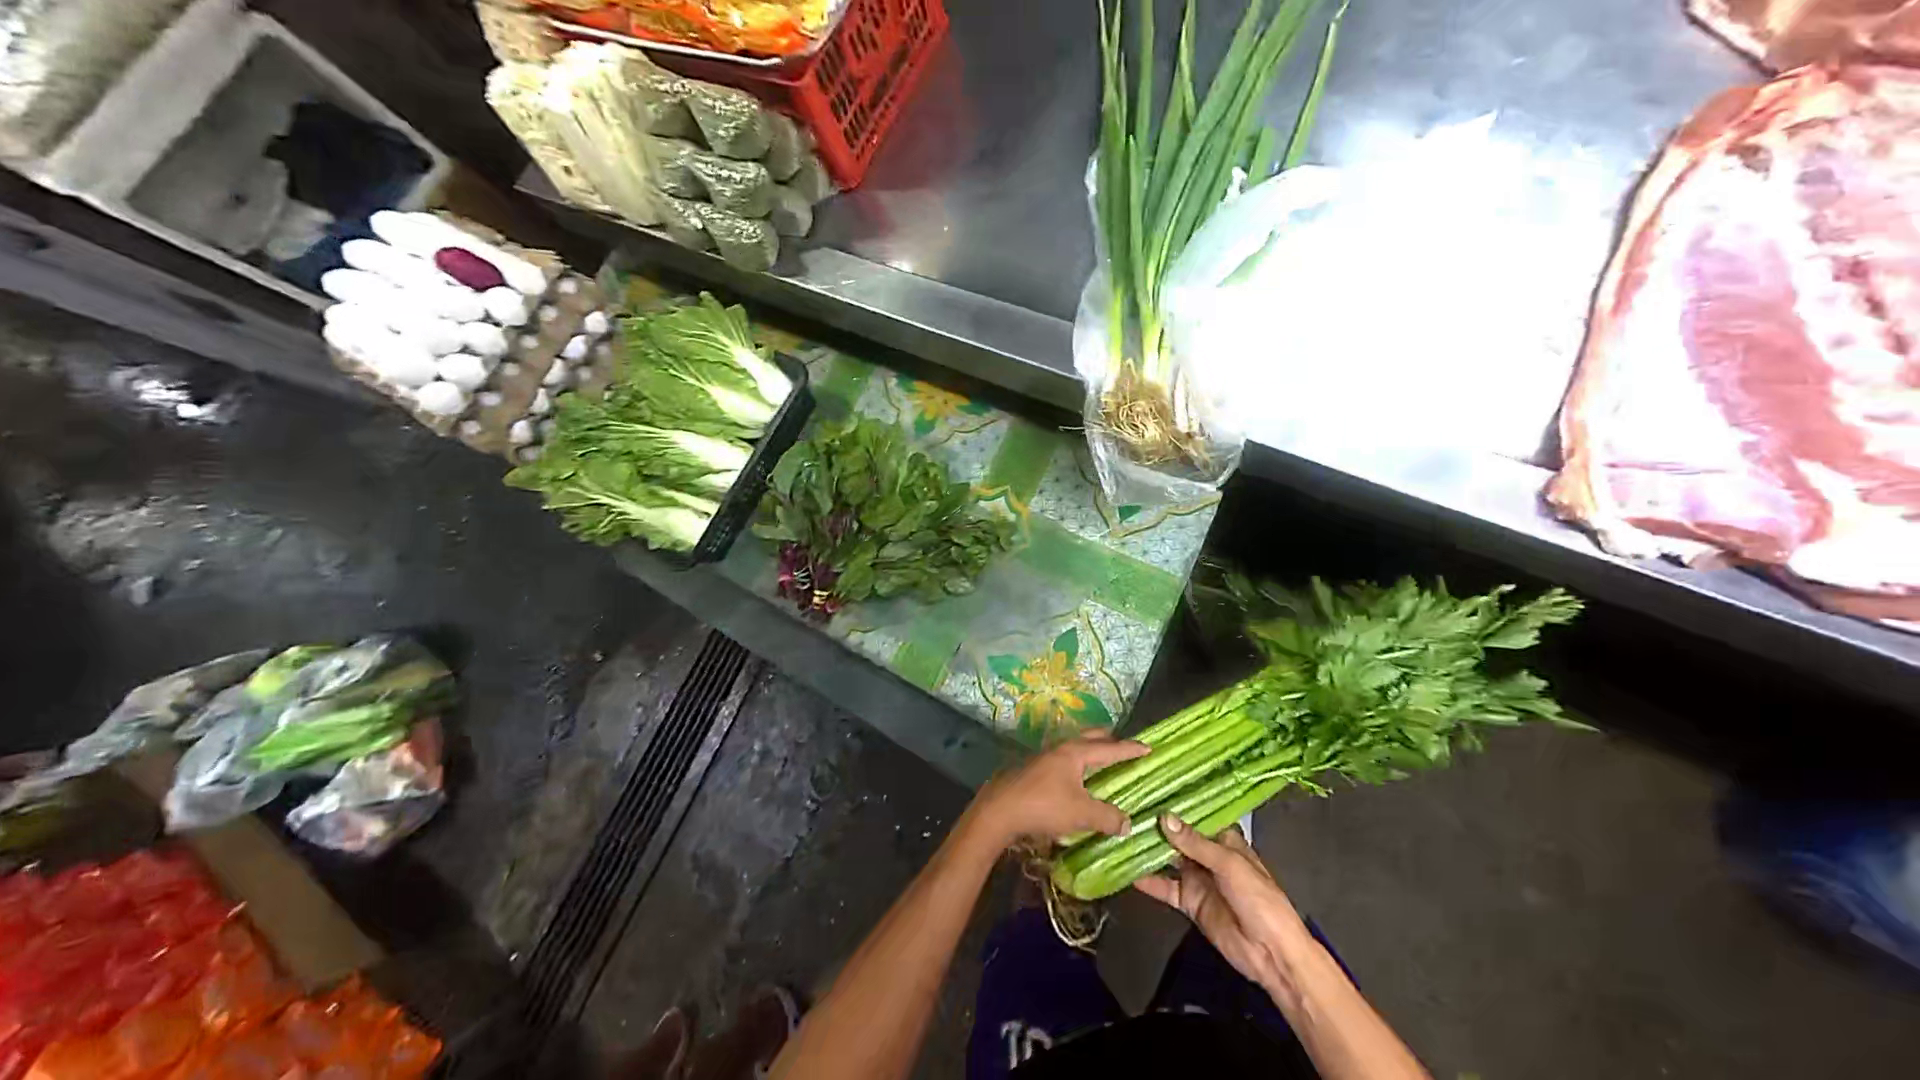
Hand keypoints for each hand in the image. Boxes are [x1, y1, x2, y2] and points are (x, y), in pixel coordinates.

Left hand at [965, 730, 1148, 848]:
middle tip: (1122, 743)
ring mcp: (1043, 757)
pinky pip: (1062, 760)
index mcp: (1075, 753)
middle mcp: (1060, 749)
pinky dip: (1075, 763)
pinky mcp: (1032, 770)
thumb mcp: (1081, 814)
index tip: (1148, 747)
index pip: (1109, 748)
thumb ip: (1107, 817)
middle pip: (1088, 738)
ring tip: (1099, 758)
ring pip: (1073, 747)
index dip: (1130, 749)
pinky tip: (1073, 776)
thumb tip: (1127, 822)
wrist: (999, 810)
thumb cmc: (1043, 806)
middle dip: (1107, 740)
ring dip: (1088, 750)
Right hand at [1133, 815, 1313, 998]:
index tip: (1149, 789)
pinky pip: (1164, 887)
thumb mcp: (1230, 865)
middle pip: (1178, 837)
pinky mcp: (1188, 901)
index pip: (1197, 816)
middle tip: (1125, 808)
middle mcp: (1208, 855)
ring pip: (1166, 859)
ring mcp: (1197, 878)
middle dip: (1155, 826)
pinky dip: (1147, 881)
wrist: (1270, 953)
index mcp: (1225, 840)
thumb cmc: (1260, 899)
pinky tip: (1126, 872)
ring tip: (1120, 834)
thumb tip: (1164, 818)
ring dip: (1147, 850)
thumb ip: (1195, 843)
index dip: (1176, 804)